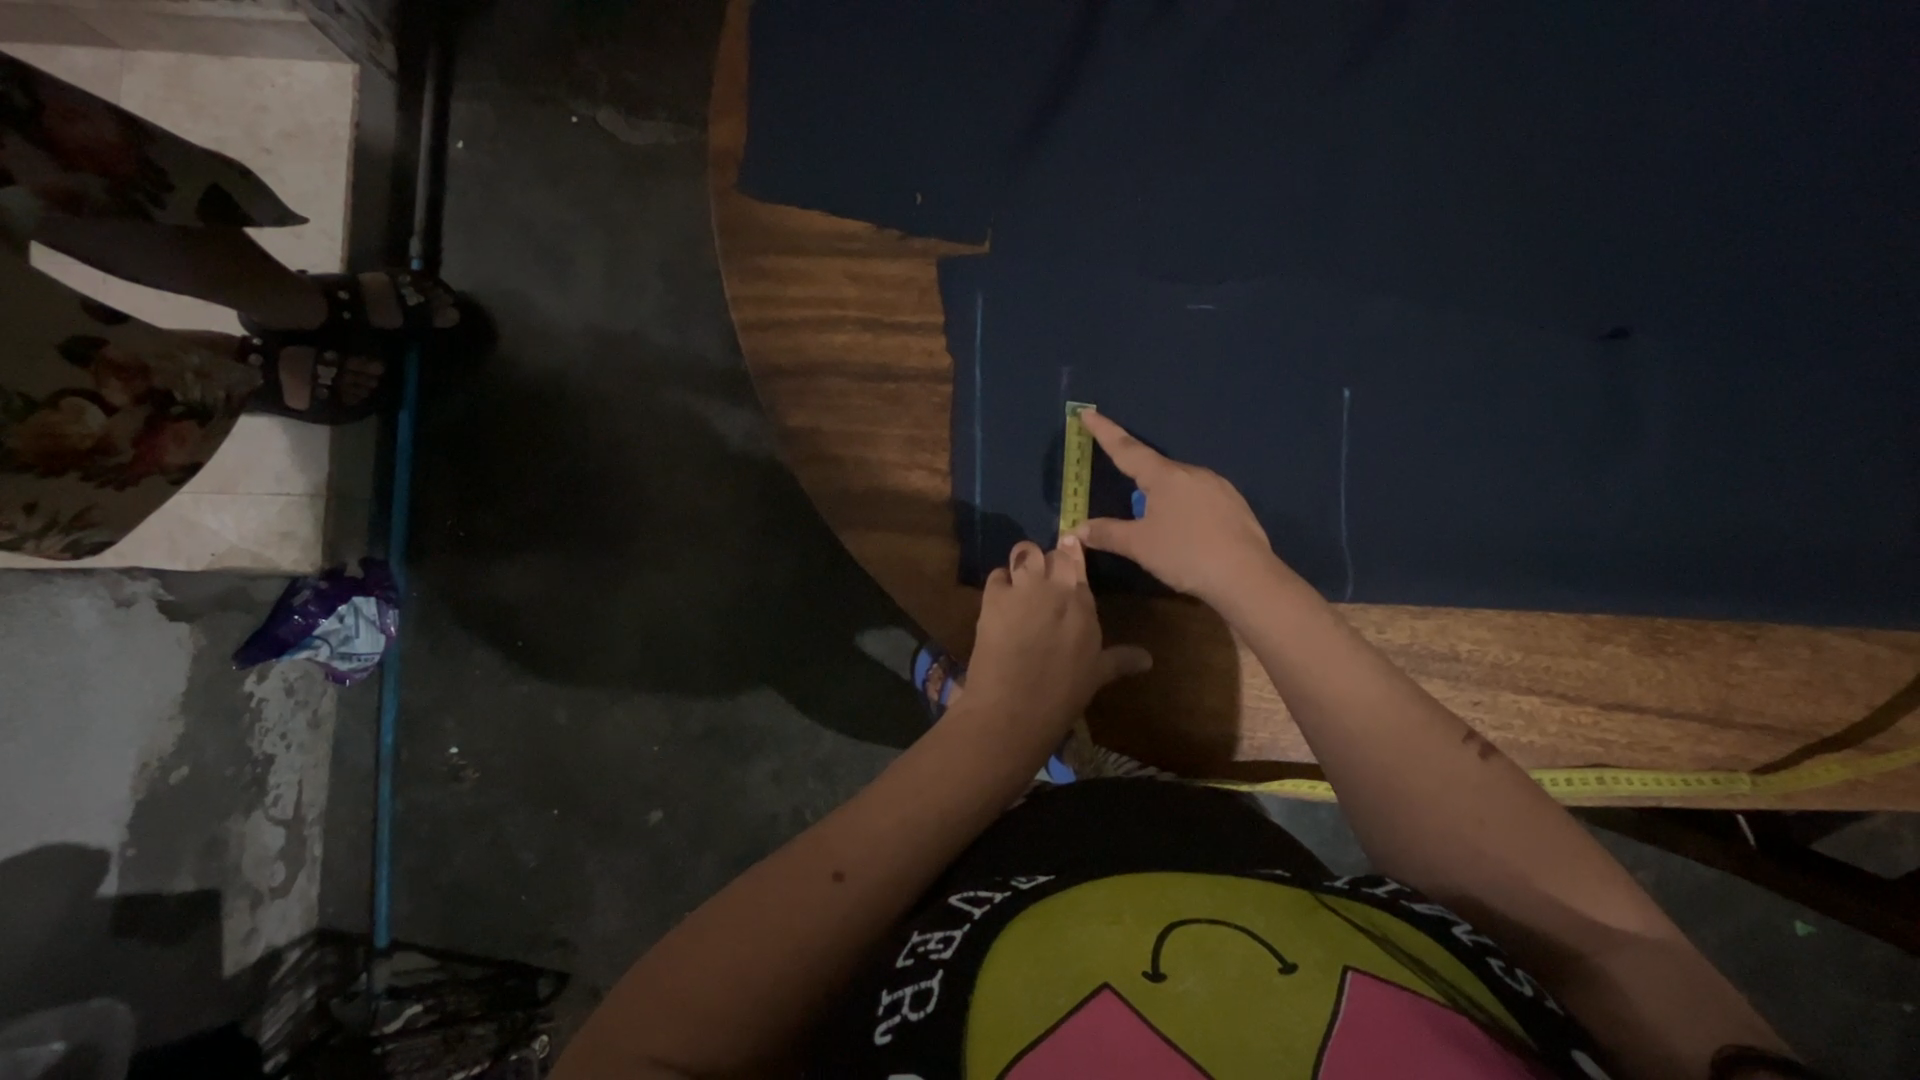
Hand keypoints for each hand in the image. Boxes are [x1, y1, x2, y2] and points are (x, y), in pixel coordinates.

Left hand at [962, 536, 1152, 735]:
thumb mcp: (1097, 675)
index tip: (1072, 548)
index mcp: (1082, 602)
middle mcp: (1053, 587)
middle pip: (1051, 555)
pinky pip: (996, 575)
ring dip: (1025, 562)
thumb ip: (1121, 660)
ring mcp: (1021, 589)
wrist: (1013, 707)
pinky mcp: (992, 598)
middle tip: (1047, 577)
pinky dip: (1001, 581)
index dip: (1074, 554)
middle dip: (1049, 561)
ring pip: (1024, 554)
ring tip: (1024, 577)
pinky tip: (1002, 596)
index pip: (1078, 561)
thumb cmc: (1062, 694)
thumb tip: (1149, 660)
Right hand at [1071, 408, 1278, 604]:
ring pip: (1181, 485)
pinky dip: (1187, 510)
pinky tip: (1189, 534)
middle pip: (1156, 470)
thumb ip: (1107, 533)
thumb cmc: (1185, 554)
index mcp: (1165, 476)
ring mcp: (1219, 487)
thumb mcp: (1139, 546)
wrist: (1246, 576)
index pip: (1127, 449)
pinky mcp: (1236, 505)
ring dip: (1165, 499)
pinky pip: (1201, 499)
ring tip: (1161, 528)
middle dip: (1139, 481)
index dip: (1105, 432)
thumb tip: (1077, 529)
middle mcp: (1193, 473)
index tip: (1089, 413)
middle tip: (1128, 505)